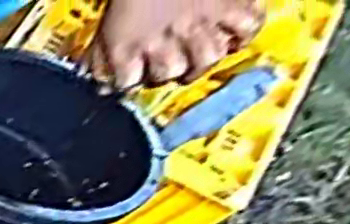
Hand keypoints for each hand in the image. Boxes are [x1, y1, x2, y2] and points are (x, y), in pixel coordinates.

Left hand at [88, 0, 261, 88]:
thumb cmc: (130, 0)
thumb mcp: (104, 34)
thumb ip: (100, 63)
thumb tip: (106, 88)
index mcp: (127, 48)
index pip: (128, 83)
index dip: (130, 85)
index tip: (134, 80)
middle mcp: (164, 39)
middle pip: (171, 72)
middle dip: (167, 76)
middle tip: (169, 71)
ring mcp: (200, 20)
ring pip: (208, 56)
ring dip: (202, 64)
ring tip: (197, 64)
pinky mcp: (233, 1)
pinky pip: (249, 24)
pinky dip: (245, 35)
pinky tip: (234, 40)